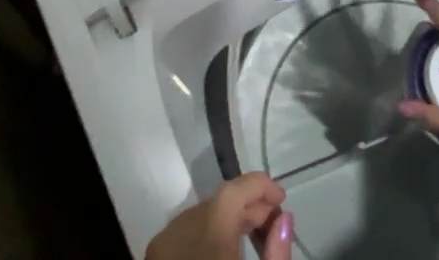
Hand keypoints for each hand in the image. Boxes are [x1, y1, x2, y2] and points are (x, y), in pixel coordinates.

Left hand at [144, 172, 293, 259]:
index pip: (232, 191)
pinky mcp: (154, 254)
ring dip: (229, 220)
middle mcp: (179, 231)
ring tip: (255, 236)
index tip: (282, 199)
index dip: (260, 185)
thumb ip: (275, 252)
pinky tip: (226, 248)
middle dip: (249, 206)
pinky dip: (208, 233)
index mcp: (207, 232)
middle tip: (275, 223)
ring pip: (201, 216)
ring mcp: (162, 244)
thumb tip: (284, 218)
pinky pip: (185, 232)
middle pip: (218, 203)